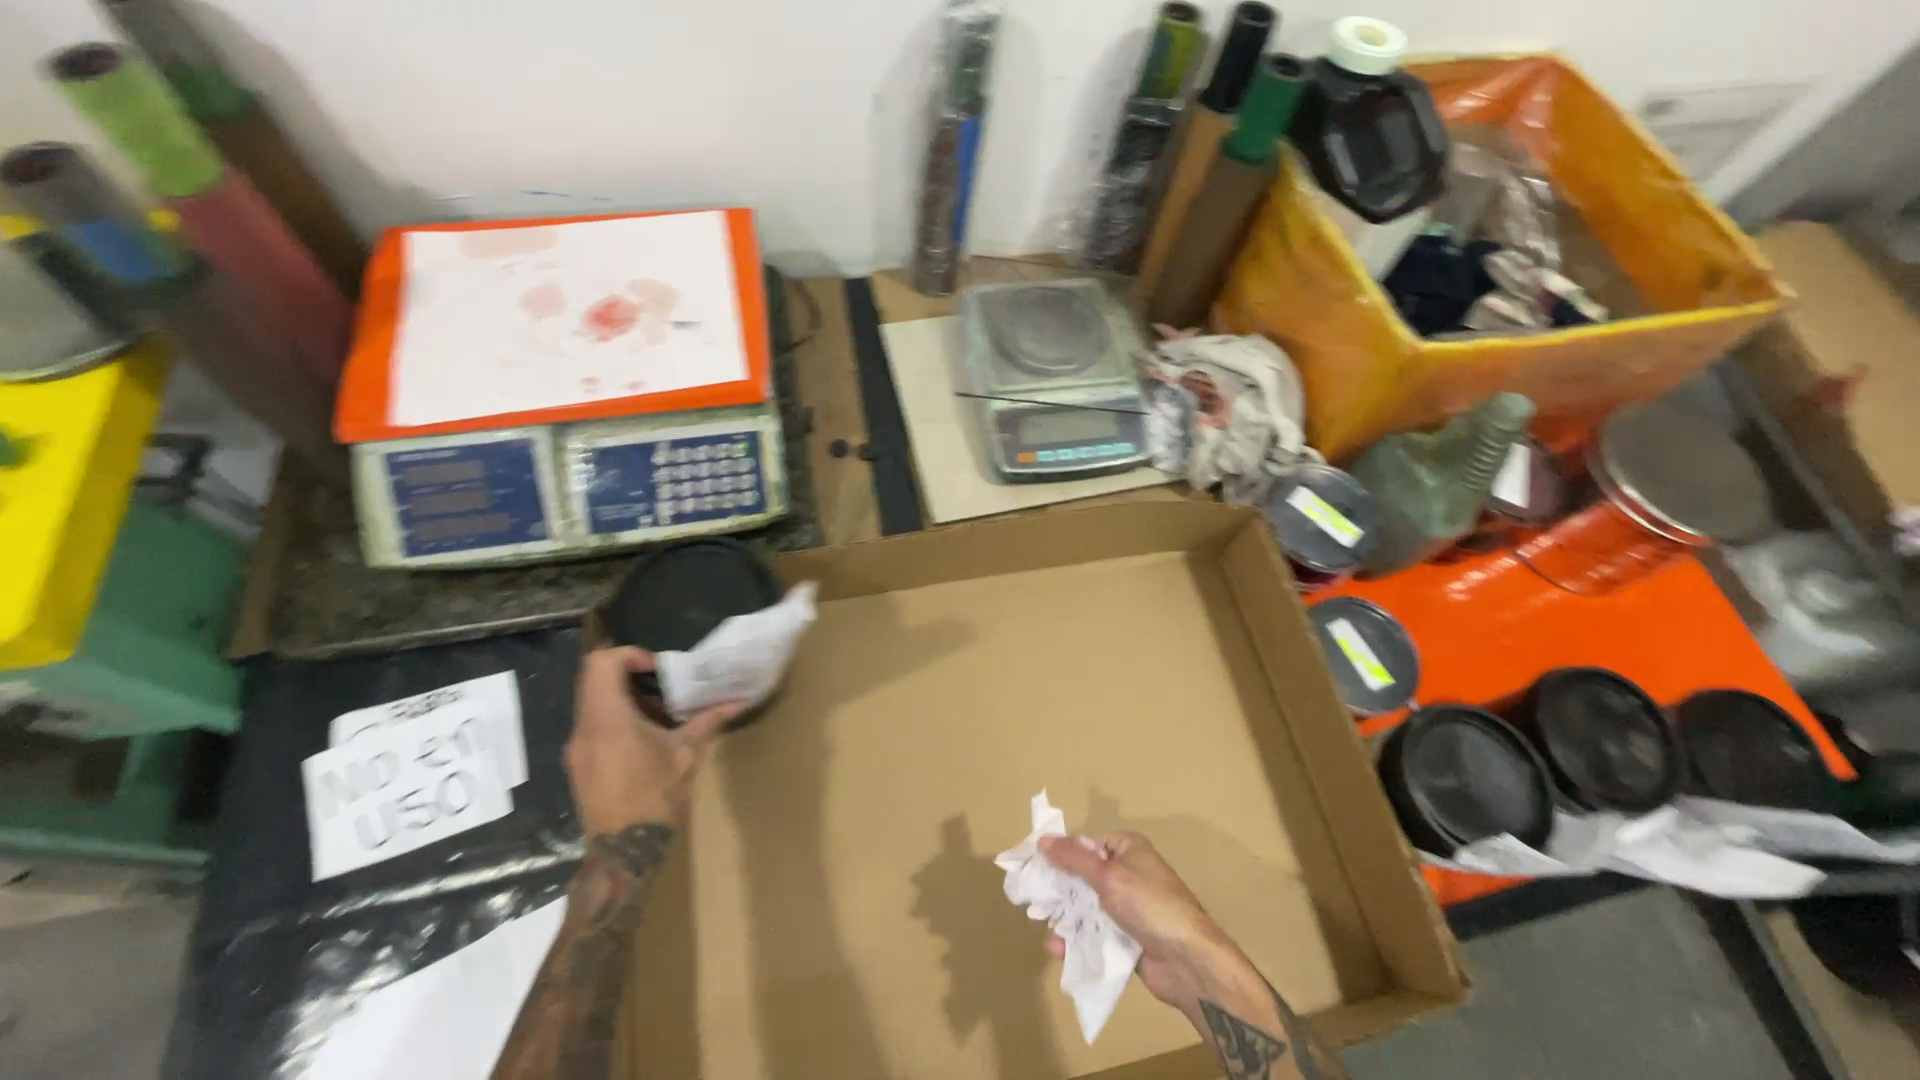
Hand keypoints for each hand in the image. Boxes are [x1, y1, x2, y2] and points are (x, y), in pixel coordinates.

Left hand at [564, 647, 741, 836]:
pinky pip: (592, 725)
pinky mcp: (578, 764)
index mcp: (609, 720)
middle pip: (592, 678)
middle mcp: (585, 728)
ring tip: (655, 713)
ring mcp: (577, 747)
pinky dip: (614, 719)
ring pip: (591, 702)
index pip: (601, 663)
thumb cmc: (655, 798)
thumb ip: (707, 722)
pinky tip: (643, 739)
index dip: (628, 655)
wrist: (624, 850)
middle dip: (626, 674)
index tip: (656, 669)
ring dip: (621, 697)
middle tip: (658, 684)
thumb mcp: (686, 756)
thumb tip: (738, 702)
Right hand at [1039, 832, 1263, 1021]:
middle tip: (1033, 900)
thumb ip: (1073, 859)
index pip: (1087, 844)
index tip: (1034, 865)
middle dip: (1060, 890)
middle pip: (1083, 877)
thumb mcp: (1108, 876)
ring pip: (1087, 908)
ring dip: (1066, 917)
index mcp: (1128, 850)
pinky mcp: (1126, 938)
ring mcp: (1127, 908)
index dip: (1061, 854)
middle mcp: (1128, 874)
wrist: (1188, 961)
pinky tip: (1058, 948)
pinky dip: (1078, 939)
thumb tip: (1043, 839)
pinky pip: (1095, 934)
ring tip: (1043, 925)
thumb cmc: (1149, 905)